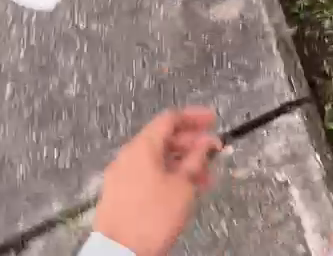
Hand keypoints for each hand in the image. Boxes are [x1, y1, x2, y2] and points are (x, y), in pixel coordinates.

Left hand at [93, 107, 221, 255]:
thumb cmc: (153, 215)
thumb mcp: (183, 186)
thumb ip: (196, 159)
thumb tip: (206, 143)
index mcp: (142, 147)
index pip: (170, 119)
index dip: (195, 117)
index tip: (214, 122)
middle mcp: (128, 157)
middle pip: (164, 138)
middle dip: (192, 144)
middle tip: (213, 154)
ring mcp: (120, 177)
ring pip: (157, 159)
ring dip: (182, 164)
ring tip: (204, 179)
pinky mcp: (118, 197)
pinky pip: (147, 175)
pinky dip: (167, 176)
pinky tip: (183, 191)